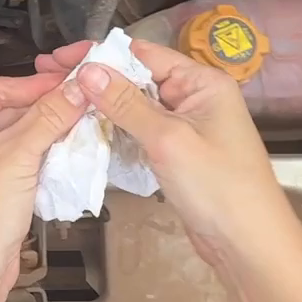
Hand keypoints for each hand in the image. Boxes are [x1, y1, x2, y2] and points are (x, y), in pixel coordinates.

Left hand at [0, 72, 86, 301]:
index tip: (70, 80)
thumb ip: (49, 118)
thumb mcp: (17, 157)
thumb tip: (78, 87)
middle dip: (45, 107)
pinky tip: (70, 147)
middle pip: (8, 109)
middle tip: (84, 99)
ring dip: (48, 129)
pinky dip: (43, 152)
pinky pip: (20, 156)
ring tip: (84, 120)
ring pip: (17, 133)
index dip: (33, 84)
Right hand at [41, 39, 300, 275]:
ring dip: (101, 104)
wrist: (250, 248)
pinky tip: (85, 129)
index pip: (142, 54)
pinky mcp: (177, 151)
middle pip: (136, 76)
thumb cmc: (218, 188)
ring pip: (135, 104)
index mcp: (202, 82)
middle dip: (95, 78)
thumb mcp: (167, 140)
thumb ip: (125, 103)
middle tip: (50, 77)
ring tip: (60, 101)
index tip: (61, 58)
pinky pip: (140, 129)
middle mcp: (195, 97)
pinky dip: (114, 128)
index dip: (99, 54)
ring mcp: (186, 125)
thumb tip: (87, 69)